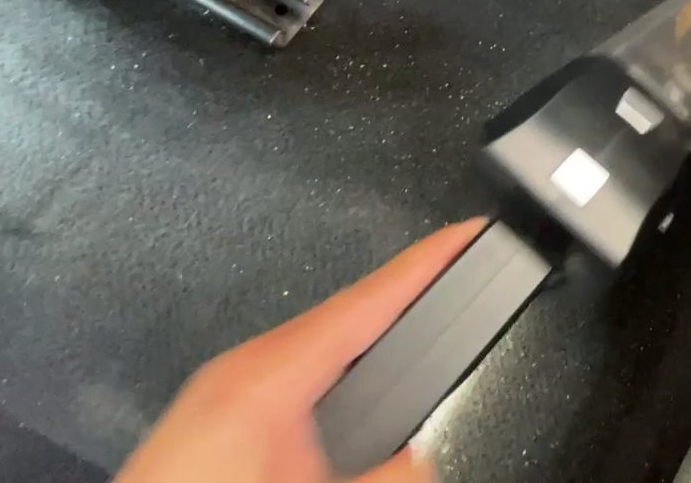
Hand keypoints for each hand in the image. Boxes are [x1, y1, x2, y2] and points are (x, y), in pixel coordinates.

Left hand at [113, 219, 486, 482]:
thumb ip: (388, 474)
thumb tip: (432, 454)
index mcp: (268, 375)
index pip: (371, 295)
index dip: (432, 258)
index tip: (473, 232)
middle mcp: (242, 371)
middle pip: (350, 309)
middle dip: (412, 288)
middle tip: (463, 266)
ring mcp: (223, 392)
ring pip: (323, 339)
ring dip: (379, 328)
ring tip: (426, 314)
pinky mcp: (216, 419)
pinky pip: (300, 366)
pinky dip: (345, 358)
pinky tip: (362, 377)